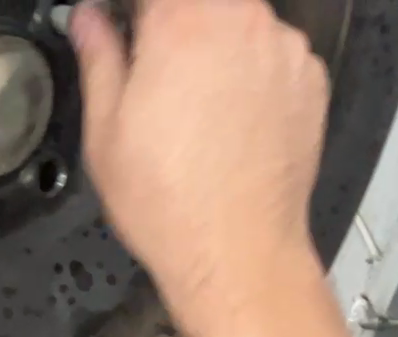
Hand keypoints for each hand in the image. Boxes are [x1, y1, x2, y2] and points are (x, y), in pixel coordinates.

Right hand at [72, 0, 330, 306]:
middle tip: (154, 80)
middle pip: (201, 3)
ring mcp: (282, 47)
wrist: (236, 251)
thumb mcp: (105, 135)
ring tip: (192, 116)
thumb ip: (98, 61)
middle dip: (174, 30)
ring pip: (238, 23)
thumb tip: (89, 20)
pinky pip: (271, 56)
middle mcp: (241, 19)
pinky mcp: (309, 78)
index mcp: (181, 23)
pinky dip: (247, 76)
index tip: (123, 27)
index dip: (134, 12)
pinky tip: (227, 127)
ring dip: (212, 51)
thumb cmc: (168, 204)